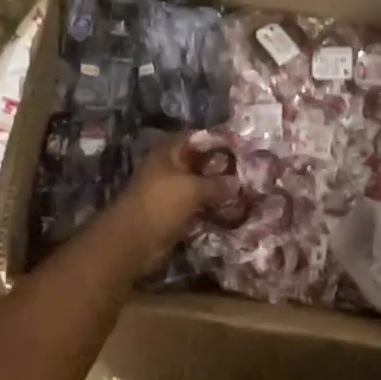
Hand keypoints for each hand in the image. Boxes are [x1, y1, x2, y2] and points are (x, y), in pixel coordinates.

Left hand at [113, 133, 235, 270]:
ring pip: (199, 185)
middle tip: (247, 170)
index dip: (217, 140)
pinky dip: (210, 207)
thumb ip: (217, 183)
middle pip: (199, 162)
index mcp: (168, 152)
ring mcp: (170, 191)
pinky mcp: (173, 212)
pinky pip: (196, 205)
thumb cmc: (161, 203)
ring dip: (217, 189)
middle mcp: (168, 167)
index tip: (241, 146)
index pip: (196, 138)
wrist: (133, 241)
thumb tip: (238, 182)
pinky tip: (230, 209)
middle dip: (221, 166)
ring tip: (243, 190)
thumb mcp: (192, 189)